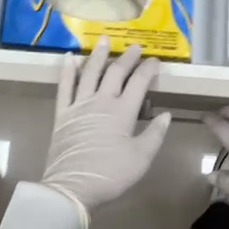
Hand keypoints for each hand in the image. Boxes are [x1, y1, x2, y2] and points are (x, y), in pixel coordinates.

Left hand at [40, 38, 171, 220]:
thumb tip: (166, 115)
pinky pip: (65, 86)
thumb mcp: (141, 159)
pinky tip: (70, 57)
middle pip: (116, 73)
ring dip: (98, 55)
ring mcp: (80, 105)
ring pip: (90, 73)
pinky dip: (68, 70)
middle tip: (135, 46)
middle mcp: (102, 101)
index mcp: (123, 112)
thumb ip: (155, 135)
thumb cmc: (111, 175)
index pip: (139, 83)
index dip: (148, 69)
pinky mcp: (62, 113)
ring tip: (104, 40)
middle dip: (127, 57)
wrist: (73, 187)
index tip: (155, 60)